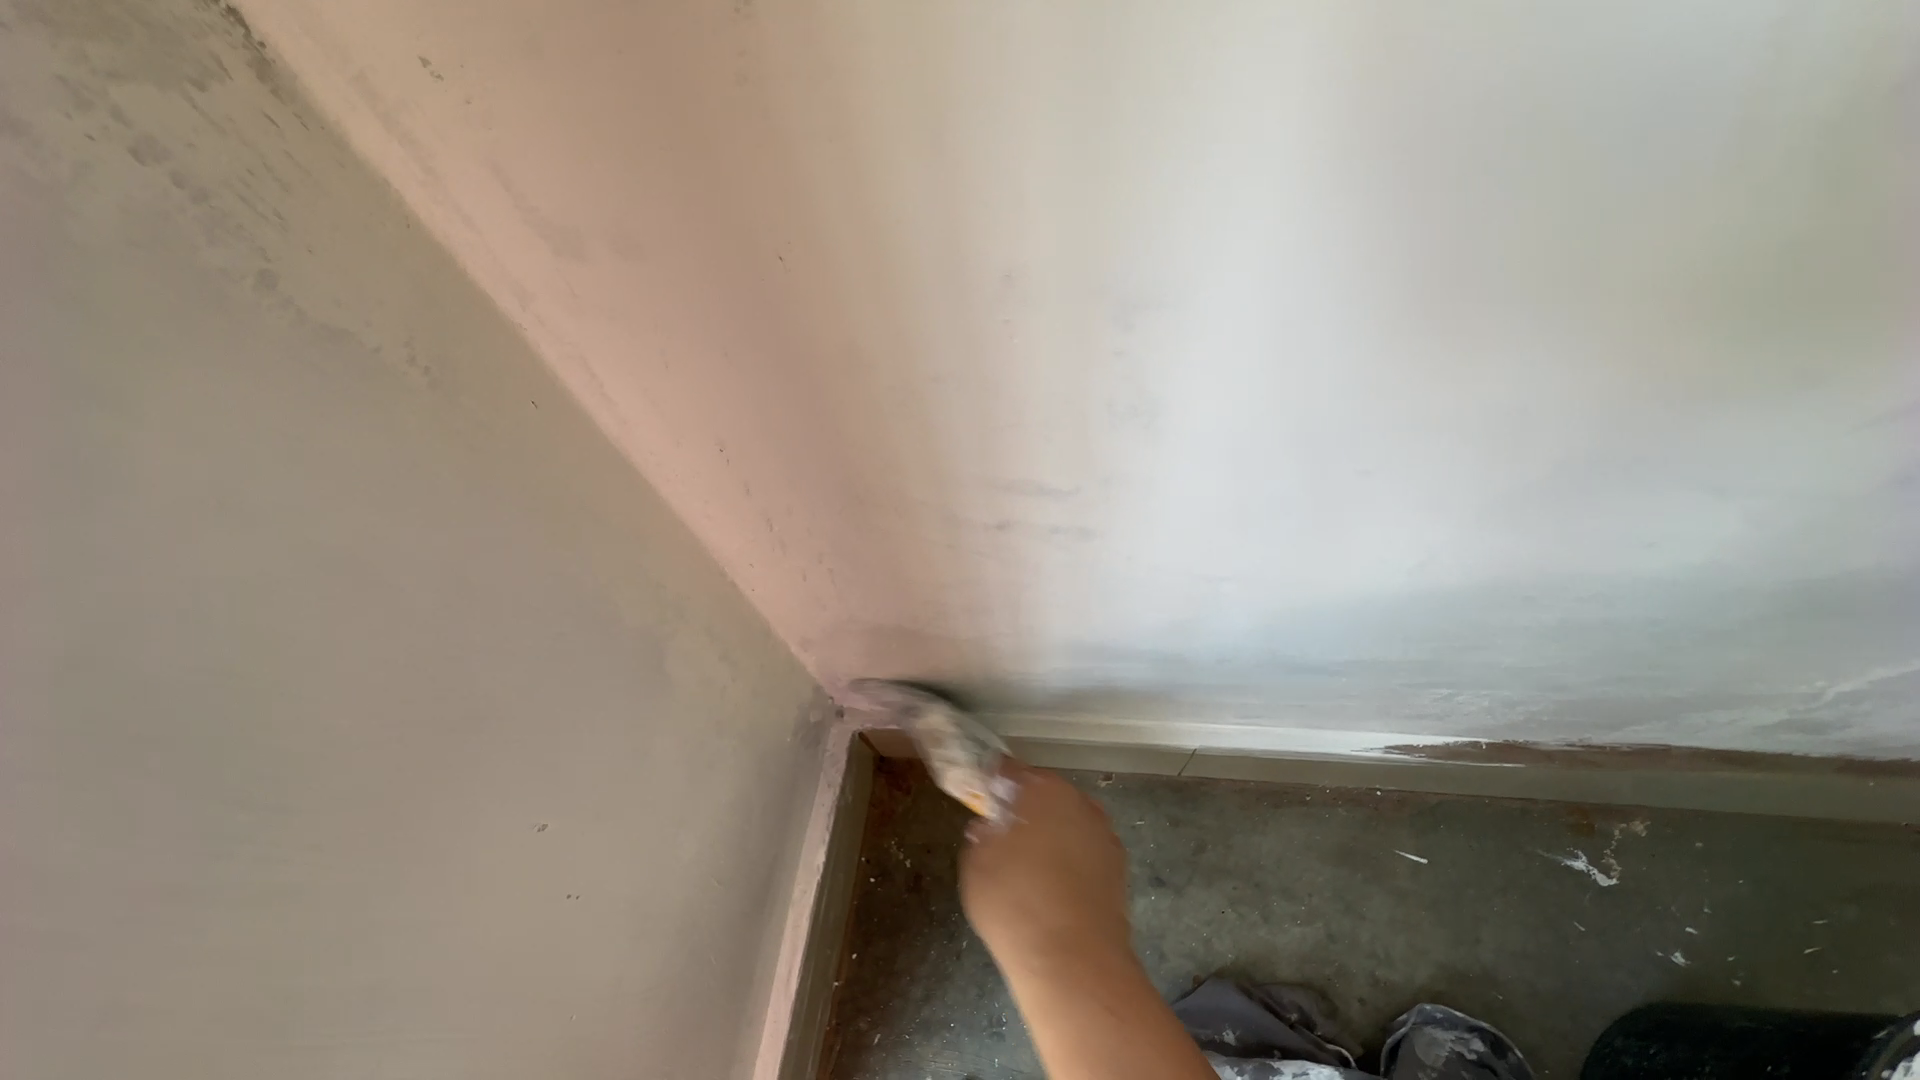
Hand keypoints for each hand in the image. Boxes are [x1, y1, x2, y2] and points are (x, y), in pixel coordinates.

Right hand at [958, 762, 1132, 975]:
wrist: (1073, 959)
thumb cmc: (1014, 902)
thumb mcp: (974, 863)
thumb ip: (981, 834)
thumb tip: (990, 828)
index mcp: (1041, 789)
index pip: (1010, 771)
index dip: (993, 784)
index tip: (982, 800)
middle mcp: (1079, 802)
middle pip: (1046, 795)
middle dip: (1026, 809)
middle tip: (1005, 836)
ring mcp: (1104, 834)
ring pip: (1069, 823)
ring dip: (1053, 834)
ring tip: (1032, 868)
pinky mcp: (1119, 867)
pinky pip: (1086, 852)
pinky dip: (1072, 861)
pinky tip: (1057, 890)